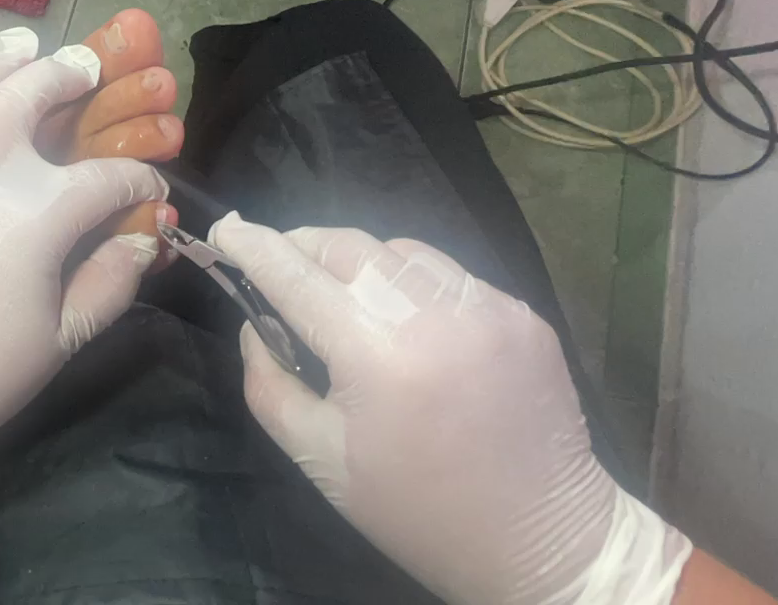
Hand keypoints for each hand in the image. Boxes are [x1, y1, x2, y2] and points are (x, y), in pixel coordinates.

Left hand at [0, 11, 183, 319]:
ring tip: (24, 52)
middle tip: (84, 67)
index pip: (105, 180)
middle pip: (23, 98)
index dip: (138, 181)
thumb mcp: (67, 335)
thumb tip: (145, 237)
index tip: (150, 188)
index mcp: (36, 221)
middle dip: (62, 74)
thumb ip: (114, 279)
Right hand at [213, 216, 692, 604]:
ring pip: (392, 248)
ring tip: (340, 297)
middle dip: (298, 245)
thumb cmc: (419, 512)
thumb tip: (256, 320)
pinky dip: (404, 279)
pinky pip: (440, 272)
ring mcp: (485, 307)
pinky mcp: (518, 313)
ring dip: (351, 260)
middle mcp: (433, 313)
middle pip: (342, 244)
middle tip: (276, 268)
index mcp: (377, 354)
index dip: (250, 244)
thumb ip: (267, 379)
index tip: (223, 228)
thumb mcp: (318, 457)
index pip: (293, 274)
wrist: (553, 548)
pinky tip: (403, 320)